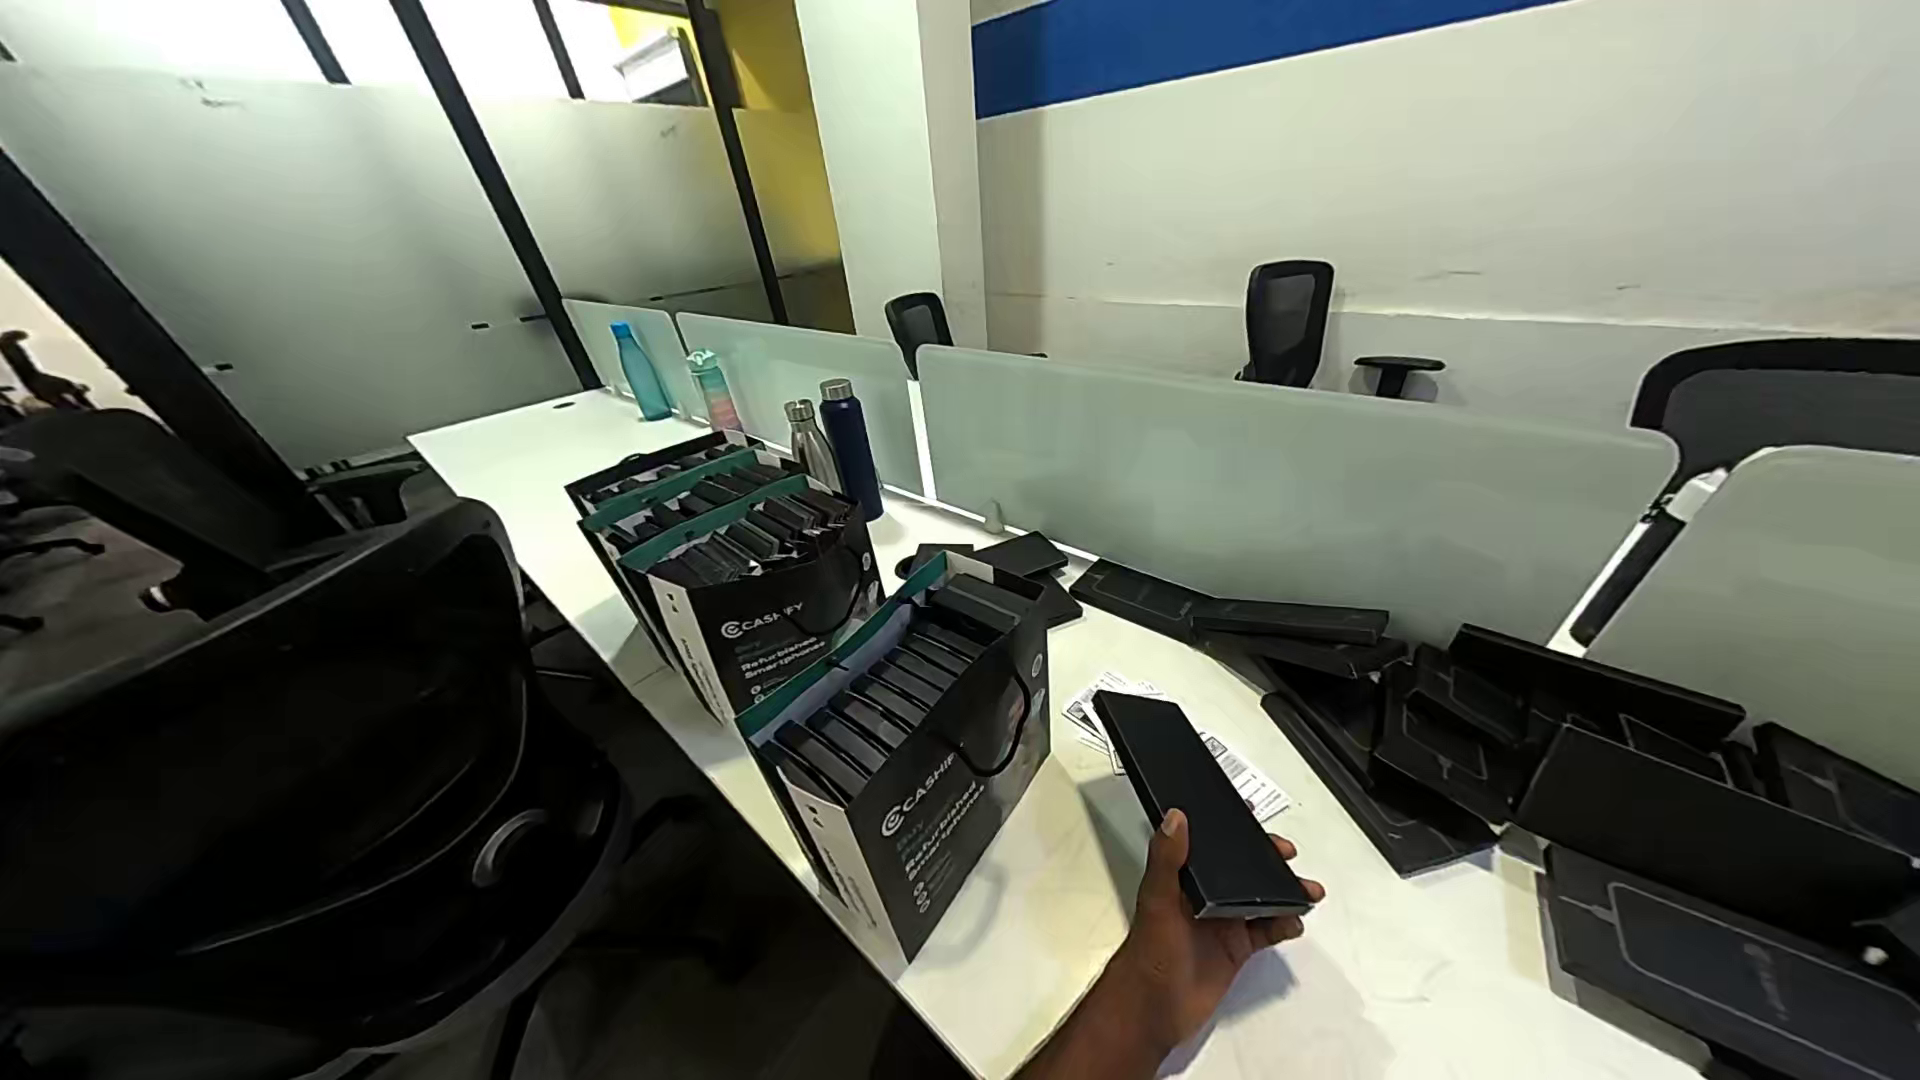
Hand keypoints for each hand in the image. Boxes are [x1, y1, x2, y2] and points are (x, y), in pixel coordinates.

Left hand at [1111, 808, 1325, 1053]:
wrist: (1157, 1005)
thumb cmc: (1150, 948)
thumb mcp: (1157, 897)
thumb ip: (1167, 858)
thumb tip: (1176, 817)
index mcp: (1181, 875)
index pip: (1205, 842)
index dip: (1225, 828)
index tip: (1247, 812)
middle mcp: (1203, 894)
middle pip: (1237, 868)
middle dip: (1262, 858)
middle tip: (1285, 852)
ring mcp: (1221, 920)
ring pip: (1256, 897)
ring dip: (1281, 891)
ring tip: (1305, 889)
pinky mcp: (1236, 947)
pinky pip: (1265, 931)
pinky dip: (1282, 924)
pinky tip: (1295, 921)